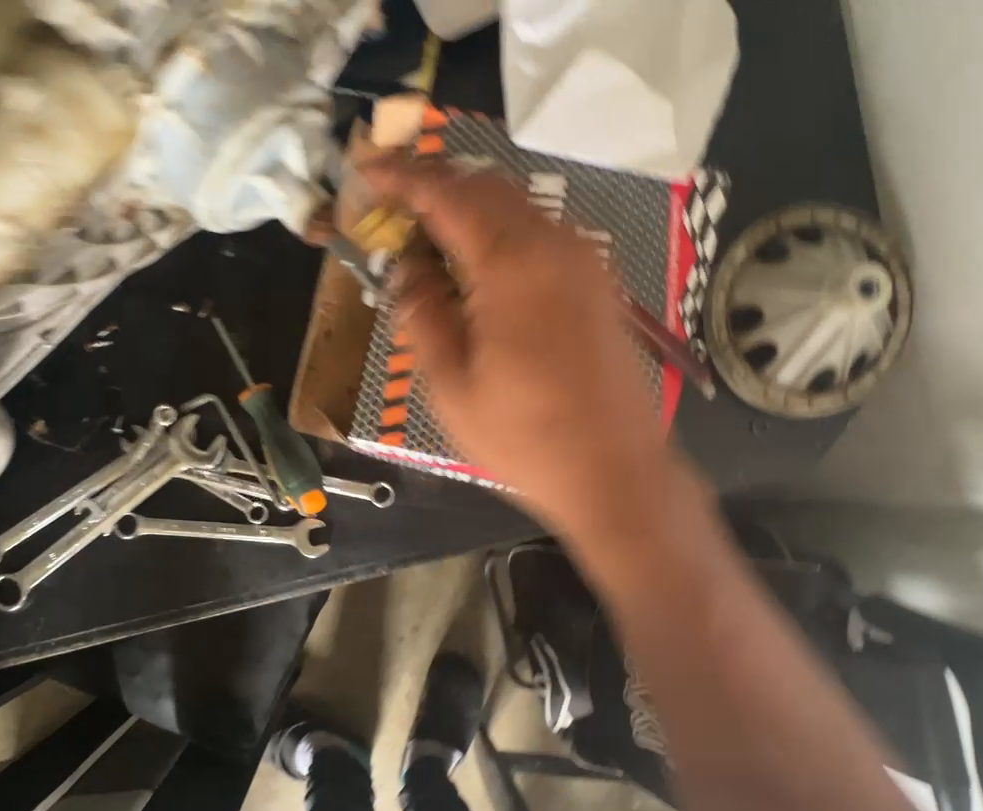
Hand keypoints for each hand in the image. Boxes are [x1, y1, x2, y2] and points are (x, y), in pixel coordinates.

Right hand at [360, 156, 697, 538]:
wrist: (614, 472)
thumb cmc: (525, 439)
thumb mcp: (452, 387)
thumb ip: (423, 317)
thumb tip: (408, 273)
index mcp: (511, 266)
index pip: (447, 195)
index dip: (403, 176)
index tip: (368, 167)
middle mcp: (554, 246)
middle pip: (486, 188)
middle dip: (436, 186)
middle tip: (393, 204)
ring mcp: (584, 263)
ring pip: (518, 209)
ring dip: (471, 210)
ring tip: (429, 236)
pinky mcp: (598, 285)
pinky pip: (543, 236)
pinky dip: (503, 234)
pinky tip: (480, 267)